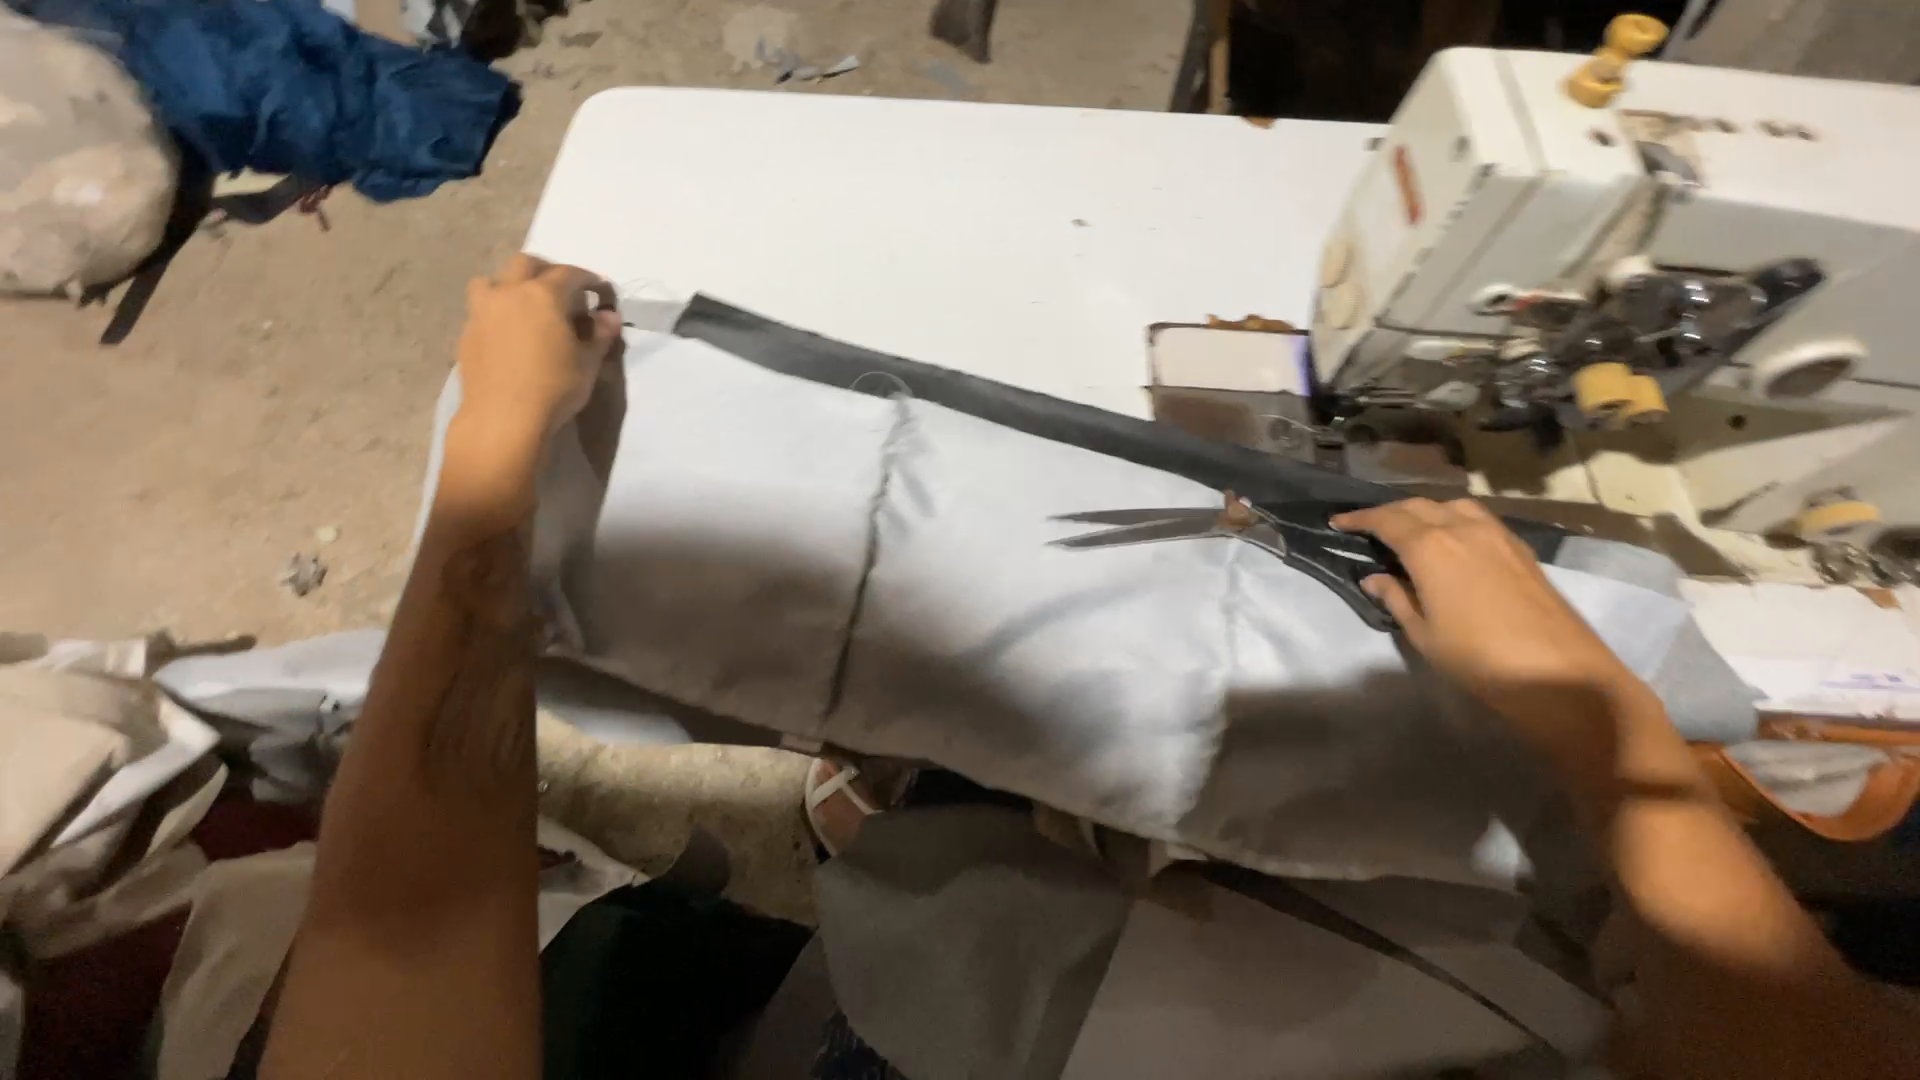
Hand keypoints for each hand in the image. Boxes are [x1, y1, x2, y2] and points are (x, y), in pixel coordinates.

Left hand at [454, 254, 620, 441]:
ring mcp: (483, 310)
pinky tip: (512, 333)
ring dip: (514, 285)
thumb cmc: (554, 387)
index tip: (601, 290)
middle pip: (527, 264)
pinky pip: (484, 307)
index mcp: (543, 295)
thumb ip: (600, 334)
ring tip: (528, 306)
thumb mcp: (588, 363)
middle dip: (549, 272)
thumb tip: (608, 316)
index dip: (589, 279)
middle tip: (565, 292)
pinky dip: (500, 310)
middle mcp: (509, 292)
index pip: (569, 274)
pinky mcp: (468, 332)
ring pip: (496, 280)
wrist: (503, 418)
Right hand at [1332, 498, 1651, 754]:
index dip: (1358, 519)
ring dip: (1423, 510)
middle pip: (1417, 506)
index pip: (1386, 521)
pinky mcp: (1519, 549)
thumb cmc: (1478, 657)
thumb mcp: (1423, 633)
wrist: (1560, 673)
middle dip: (1387, 512)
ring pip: (1451, 505)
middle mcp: (1462, 529)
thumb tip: (1375, 578)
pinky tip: (1450, 539)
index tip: (1337, 522)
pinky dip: (1453, 518)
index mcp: (1430, 548)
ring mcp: (1496, 536)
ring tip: (1408, 528)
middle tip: (1366, 526)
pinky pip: (1477, 518)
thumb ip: (1396, 598)